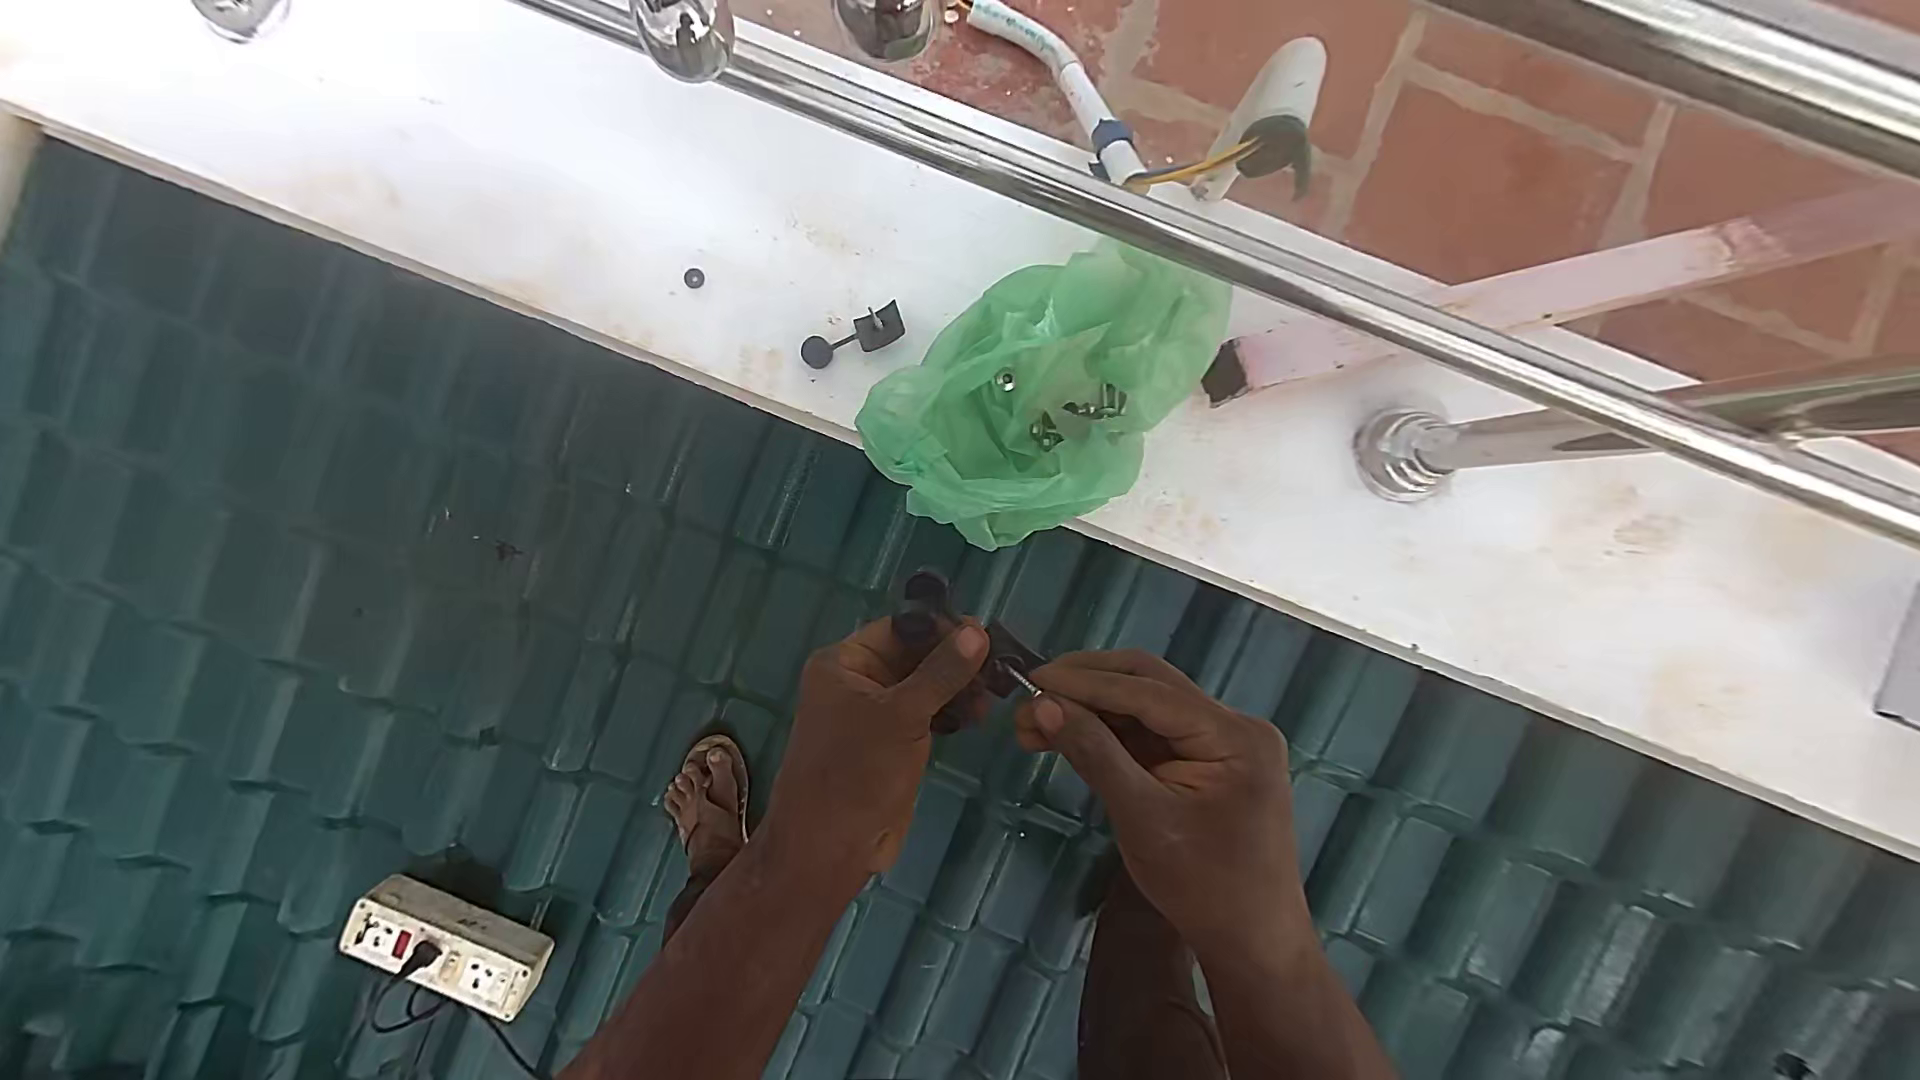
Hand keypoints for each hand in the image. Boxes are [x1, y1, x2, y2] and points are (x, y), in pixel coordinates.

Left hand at [764, 617, 988, 878]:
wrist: (830, 848)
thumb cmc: (857, 771)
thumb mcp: (902, 714)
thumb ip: (942, 671)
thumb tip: (978, 632)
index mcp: (845, 663)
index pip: (899, 629)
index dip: (939, 628)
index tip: (983, 633)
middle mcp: (859, 680)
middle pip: (915, 654)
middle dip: (955, 658)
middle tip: (998, 664)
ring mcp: (877, 712)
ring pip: (926, 684)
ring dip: (959, 685)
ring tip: (993, 692)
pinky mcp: (895, 740)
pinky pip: (928, 711)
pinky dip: (952, 708)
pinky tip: (980, 712)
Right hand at [1014, 650, 1309, 957]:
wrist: (1251, 945)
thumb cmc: (1202, 888)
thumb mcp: (1140, 818)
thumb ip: (1093, 753)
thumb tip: (1043, 703)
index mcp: (1233, 736)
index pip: (1148, 690)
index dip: (1086, 682)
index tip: (1033, 679)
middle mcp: (1232, 723)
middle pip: (1148, 681)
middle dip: (1086, 684)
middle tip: (1033, 692)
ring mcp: (1220, 737)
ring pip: (1143, 701)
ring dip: (1090, 705)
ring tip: (1036, 718)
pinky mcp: (1203, 754)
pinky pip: (1148, 727)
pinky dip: (1105, 727)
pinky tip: (1067, 732)